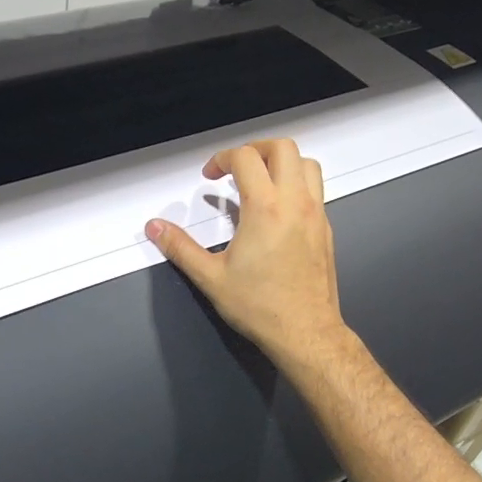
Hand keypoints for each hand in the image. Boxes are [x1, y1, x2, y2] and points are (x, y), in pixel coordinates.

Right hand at [145, 138, 353, 369]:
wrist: (305, 332)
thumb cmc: (261, 307)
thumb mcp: (210, 277)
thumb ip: (180, 248)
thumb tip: (155, 228)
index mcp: (265, 208)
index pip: (246, 158)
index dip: (222, 159)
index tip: (210, 176)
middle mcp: (295, 204)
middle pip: (283, 148)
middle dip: (255, 149)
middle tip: (235, 167)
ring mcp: (316, 215)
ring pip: (307, 165)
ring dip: (282, 163)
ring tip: (260, 180)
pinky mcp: (326, 230)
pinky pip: (316, 191)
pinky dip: (296, 185)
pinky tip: (277, 209)